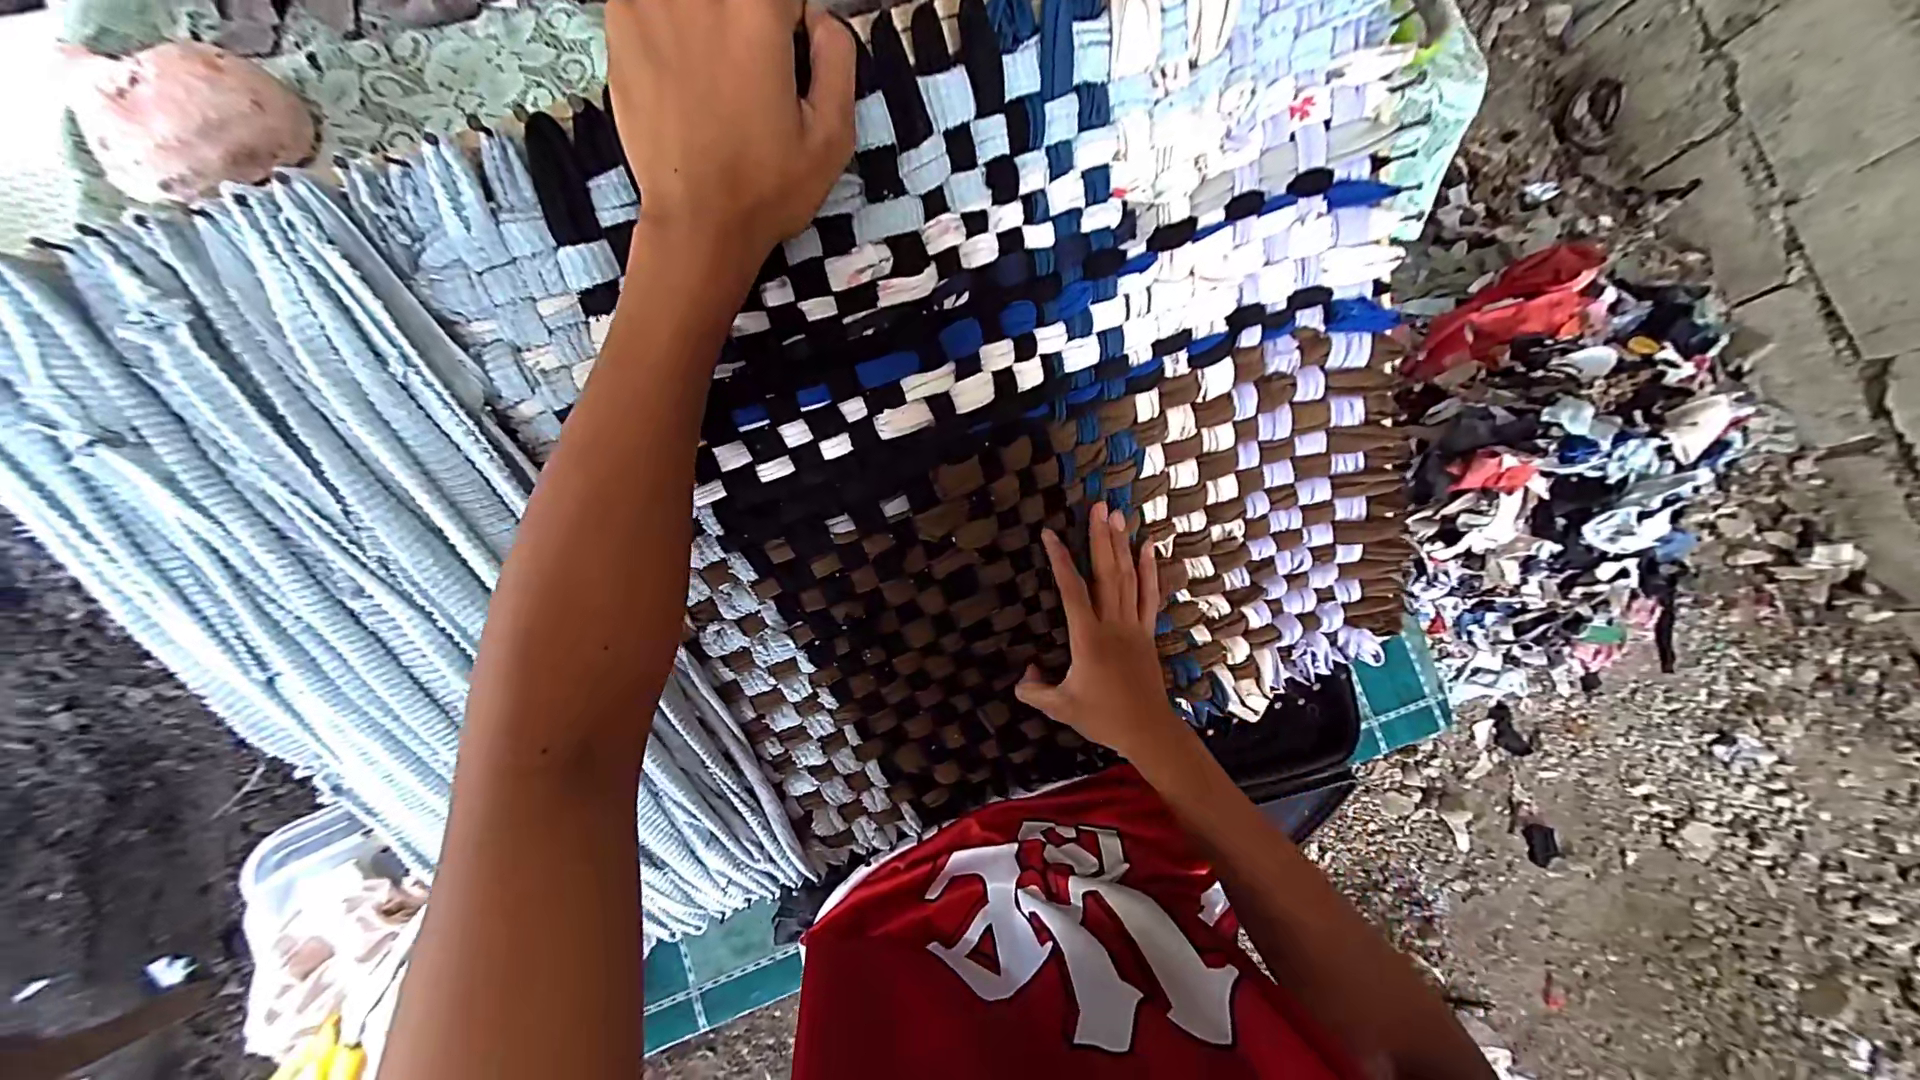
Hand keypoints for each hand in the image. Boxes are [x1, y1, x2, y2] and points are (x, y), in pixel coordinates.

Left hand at [603, 0, 854, 275]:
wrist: (698, 223)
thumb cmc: (769, 189)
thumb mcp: (833, 138)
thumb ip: (838, 59)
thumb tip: (820, 19)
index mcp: (756, 9)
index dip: (792, 25)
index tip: (790, 59)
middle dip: (750, 25)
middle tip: (750, 77)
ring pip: (695, 2)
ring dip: (710, 27)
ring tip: (716, 79)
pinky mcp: (618, 21)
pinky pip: (655, 2)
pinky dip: (672, 25)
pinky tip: (683, 73)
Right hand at [1016, 503, 1191, 759]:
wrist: (1148, 730)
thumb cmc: (1102, 718)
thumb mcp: (1059, 708)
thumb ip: (1034, 690)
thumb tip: (1025, 673)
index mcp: (1088, 638)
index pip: (1071, 590)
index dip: (1060, 560)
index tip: (1049, 534)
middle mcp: (1112, 624)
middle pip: (1106, 573)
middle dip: (1100, 538)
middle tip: (1098, 506)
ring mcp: (1134, 626)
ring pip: (1128, 578)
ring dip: (1121, 545)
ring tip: (1118, 515)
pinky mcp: (1147, 633)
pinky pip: (1149, 596)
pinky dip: (1150, 570)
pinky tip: (1148, 547)